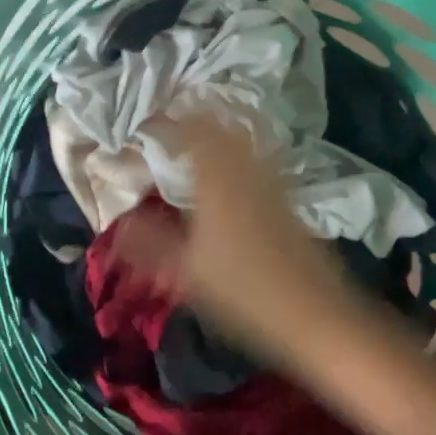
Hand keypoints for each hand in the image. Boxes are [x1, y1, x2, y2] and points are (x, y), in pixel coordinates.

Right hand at [112, 118, 359, 364]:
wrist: (318, 317)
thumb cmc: (245, 290)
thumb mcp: (186, 270)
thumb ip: (147, 244)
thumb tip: (116, 225)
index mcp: (215, 179)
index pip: (188, 132)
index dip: (164, 123)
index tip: (143, 125)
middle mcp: (244, 169)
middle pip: (220, 126)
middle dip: (194, 117)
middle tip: (171, 122)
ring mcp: (272, 181)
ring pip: (243, 138)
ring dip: (219, 129)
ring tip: (198, 136)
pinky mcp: (289, 199)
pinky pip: (259, 155)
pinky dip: (240, 149)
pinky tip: (232, 169)